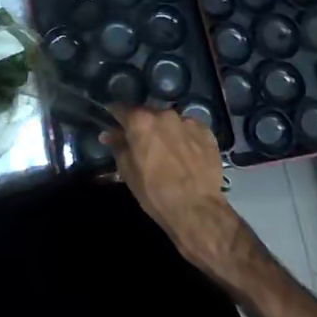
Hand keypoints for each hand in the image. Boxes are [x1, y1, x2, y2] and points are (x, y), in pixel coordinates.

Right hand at [104, 106, 251, 277]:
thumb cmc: (155, 191)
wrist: (196, 208)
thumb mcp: (127, 171)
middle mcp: (164, 113)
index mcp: (141, 121)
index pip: (121, 108)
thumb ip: (118, 146)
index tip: (114, 125)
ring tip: (167, 151)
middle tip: (142, 143)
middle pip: (148, 113)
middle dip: (143, 125)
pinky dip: (184, 137)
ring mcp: (188, 121)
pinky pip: (189, 129)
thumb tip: (110, 133)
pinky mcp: (206, 131)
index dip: (115, 116)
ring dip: (165, 131)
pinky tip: (186, 155)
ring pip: (170, 121)